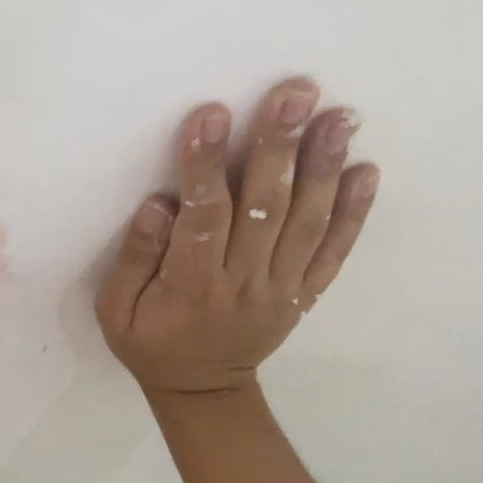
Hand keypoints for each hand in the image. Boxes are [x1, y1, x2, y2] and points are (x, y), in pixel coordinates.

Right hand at [96, 77, 379, 395]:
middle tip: (296, 93)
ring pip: (307, 222)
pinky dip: (355, 211)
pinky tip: (366, 169)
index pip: (203, 216)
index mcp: (192, 284)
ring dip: (324, 166)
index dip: (206, 164)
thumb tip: (159, 204)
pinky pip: (334, 250)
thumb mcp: (116, 310)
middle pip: (265, 208)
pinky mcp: (304, 292)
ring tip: (339, 115)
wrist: (203, 390)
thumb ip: (136, 258)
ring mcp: (281, 287)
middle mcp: (244, 281)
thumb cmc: (150, 343)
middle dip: (278, 146)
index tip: (213, 113)